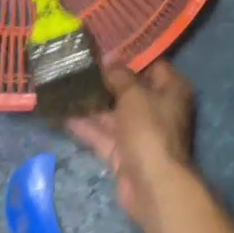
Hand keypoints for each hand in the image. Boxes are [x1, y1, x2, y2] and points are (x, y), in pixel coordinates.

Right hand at [68, 61, 197, 232]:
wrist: (152, 185)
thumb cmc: (149, 130)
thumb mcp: (134, 94)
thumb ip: (118, 75)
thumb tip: (107, 60)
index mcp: (171, 90)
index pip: (152, 66)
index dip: (128, 57)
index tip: (102, 47)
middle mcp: (157, 110)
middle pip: (128, 90)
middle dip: (103, 80)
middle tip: (75, 63)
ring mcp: (138, 134)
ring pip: (111, 114)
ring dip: (89, 102)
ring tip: (62, 84)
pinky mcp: (122, 154)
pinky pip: (102, 135)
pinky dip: (84, 126)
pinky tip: (62, 111)